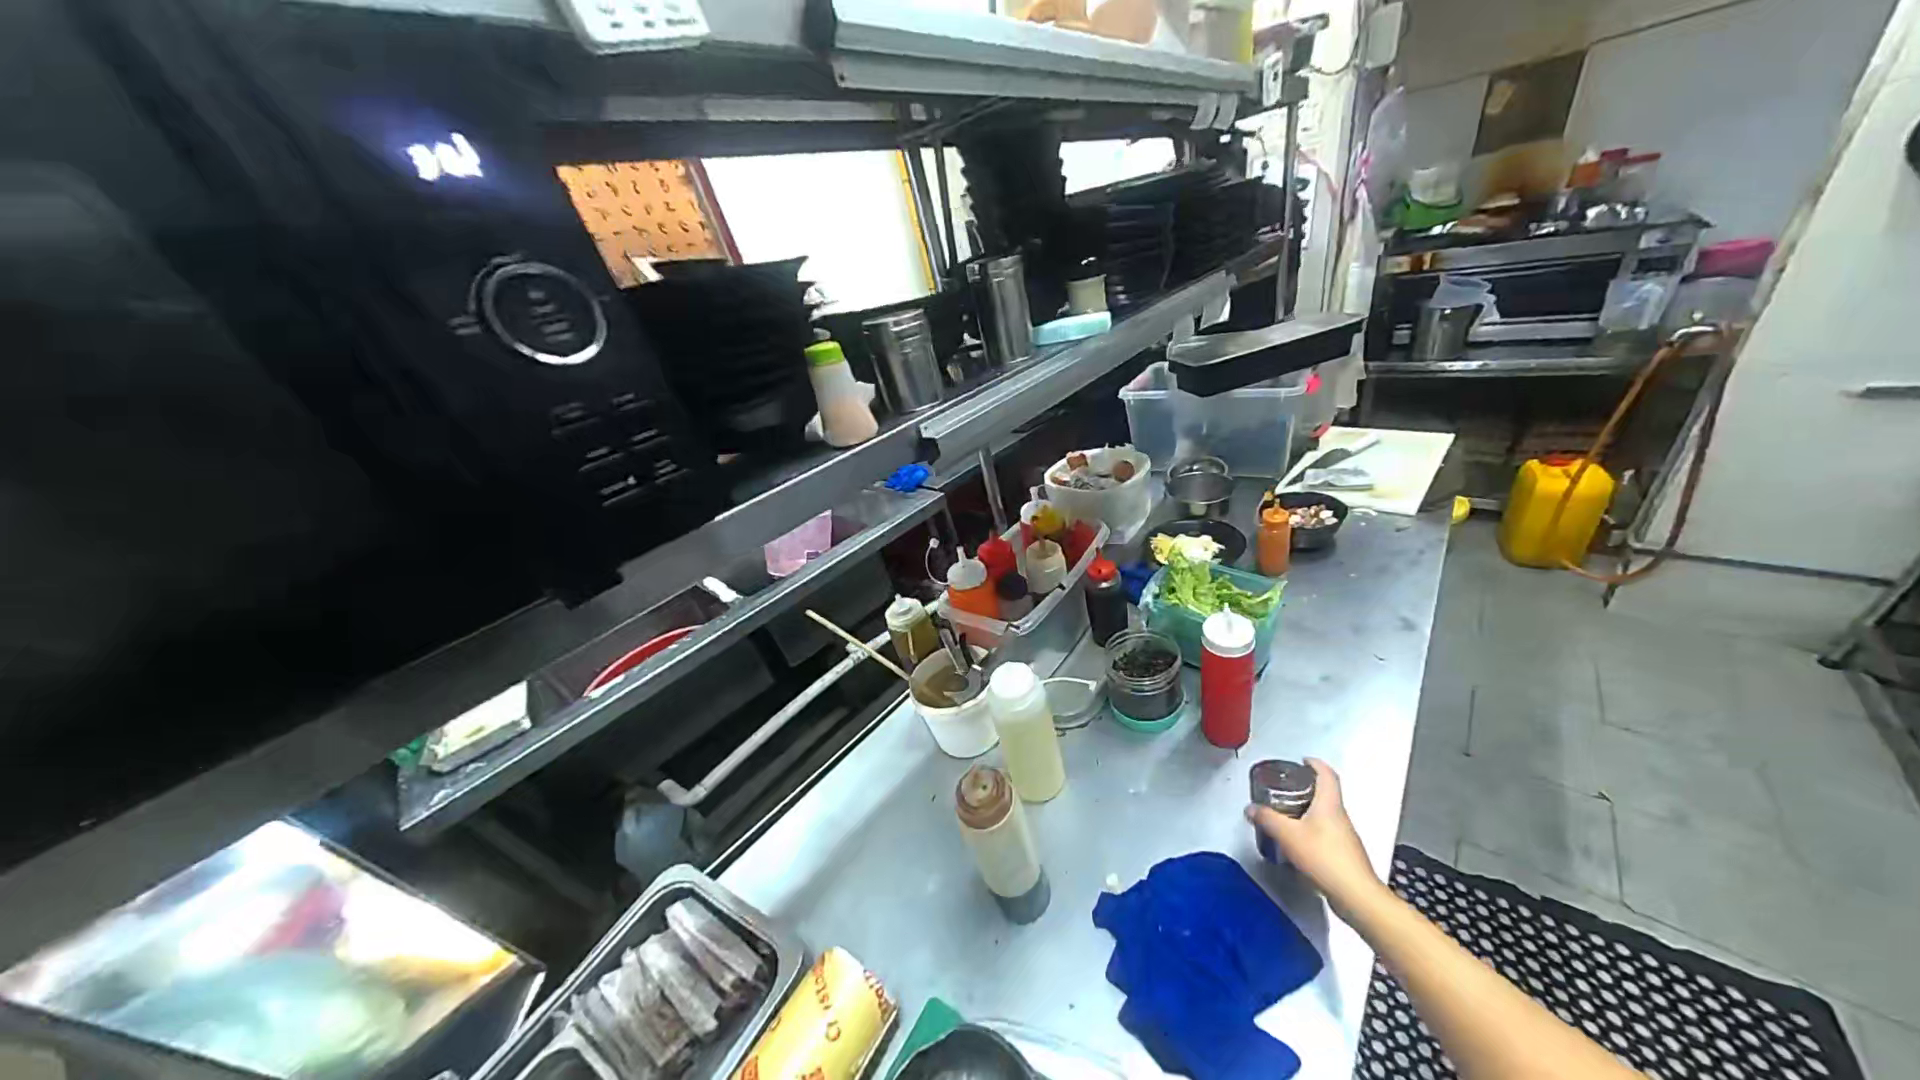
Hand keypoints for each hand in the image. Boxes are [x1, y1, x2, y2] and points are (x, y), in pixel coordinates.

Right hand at [1246, 758, 1384, 913]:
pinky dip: (1313, 829)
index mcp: (1330, 804)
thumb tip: (1251, 809)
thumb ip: (1266, 818)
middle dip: (1307, 787)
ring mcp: (1346, 836)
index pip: (1327, 775)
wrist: (1356, 895)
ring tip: (1287, 814)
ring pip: (1327, 814)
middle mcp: (1341, 817)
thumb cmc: (1324, 858)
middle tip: (1287, 787)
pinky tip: (1299, 842)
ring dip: (1309, 809)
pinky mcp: (1345, 854)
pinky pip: (1327, 832)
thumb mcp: (1287, 835)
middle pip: (1327, 794)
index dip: (1316, 764)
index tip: (1303, 761)